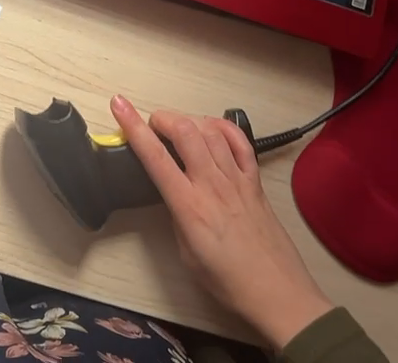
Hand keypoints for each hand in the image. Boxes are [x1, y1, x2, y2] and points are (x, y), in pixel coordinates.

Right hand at [113, 95, 331, 348]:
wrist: (278, 293)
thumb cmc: (228, 282)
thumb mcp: (187, 253)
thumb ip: (177, 214)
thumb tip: (172, 189)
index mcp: (189, 206)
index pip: (155, 156)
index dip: (133, 127)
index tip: (119, 105)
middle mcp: (212, 184)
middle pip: (185, 130)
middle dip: (163, 118)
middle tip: (153, 125)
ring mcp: (237, 178)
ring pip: (210, 130)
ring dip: (189, 120)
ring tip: (179, 127)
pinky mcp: (255, 180)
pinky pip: (239, 141)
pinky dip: (222, 127)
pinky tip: (212, 128)